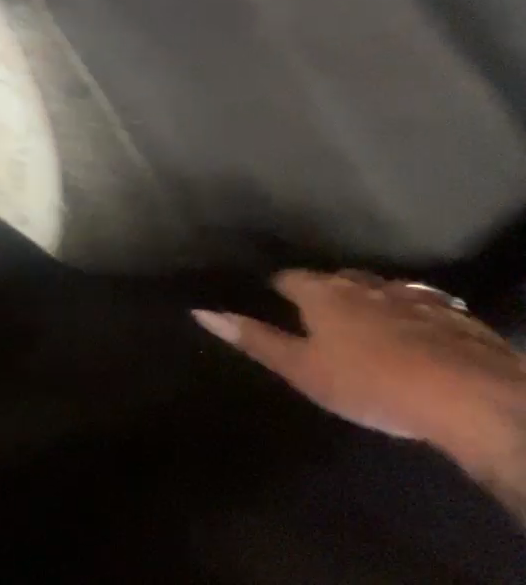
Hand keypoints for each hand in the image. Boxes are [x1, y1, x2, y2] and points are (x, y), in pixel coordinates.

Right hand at [194, 271, 525, 451]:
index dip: (279, 287)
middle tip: (323, 314)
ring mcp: (421, 300)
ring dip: (376, 301)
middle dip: (330, 289)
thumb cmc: (374, 383)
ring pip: (388, 290)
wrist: (481, 403)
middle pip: (341, 279)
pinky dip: (418, 317)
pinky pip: (431, 309)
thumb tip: (200, 311)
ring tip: (372, 322)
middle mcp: (369, 286)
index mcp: (324, 293)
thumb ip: (255, 339)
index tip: (273, 299)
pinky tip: (422, 336)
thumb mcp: (303, 369)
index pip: (289, 278)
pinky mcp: (464, 321)